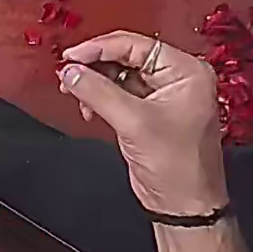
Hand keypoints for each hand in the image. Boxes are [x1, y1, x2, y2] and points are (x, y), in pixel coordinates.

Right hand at [59, 32, 228, 219]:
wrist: (183, 207)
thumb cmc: (177, 167)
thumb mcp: (134, 123)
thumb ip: (99, 92)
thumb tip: (70, 71)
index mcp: (185, 71)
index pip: (136, 45)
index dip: (100, 48)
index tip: (72, 56)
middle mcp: (175, 78)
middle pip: (126, 57)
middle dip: (94, 66)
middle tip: (67, 73)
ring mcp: (161, 95)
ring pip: (118, 75)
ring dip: (93, 82)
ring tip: (72, 91)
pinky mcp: (147, 112)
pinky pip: (118, 93)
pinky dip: (99, 97)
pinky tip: (86, 107)